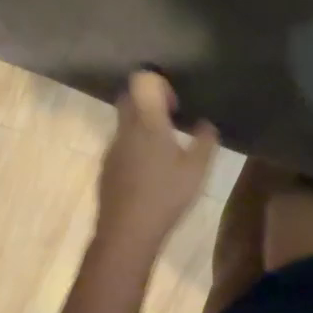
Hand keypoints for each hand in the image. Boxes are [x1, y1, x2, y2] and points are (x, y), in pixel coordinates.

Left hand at [95, 72, 218, 253]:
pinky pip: (120, 145)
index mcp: (147, 122)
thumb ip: (205, 141)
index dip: (158, 83)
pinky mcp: (106, 166)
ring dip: (142, 127)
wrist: (127, 231)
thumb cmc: (165, 195)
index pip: (142, 81)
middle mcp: (125, 129)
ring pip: (125, 123)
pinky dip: (134, 148)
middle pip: (129, 98)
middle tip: (170, 120)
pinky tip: (149, 173)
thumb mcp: (197, 170)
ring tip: (163, 151)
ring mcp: (112, 148)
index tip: (174, 104)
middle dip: (148, 102)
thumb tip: (206, 124)